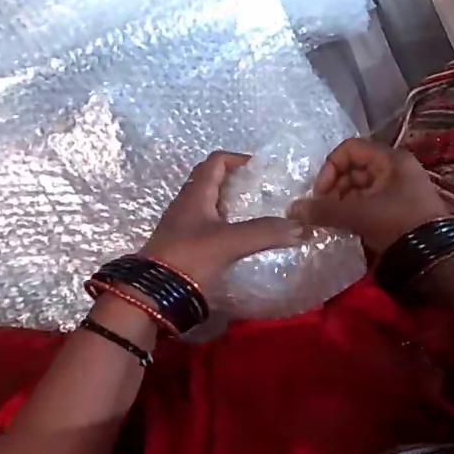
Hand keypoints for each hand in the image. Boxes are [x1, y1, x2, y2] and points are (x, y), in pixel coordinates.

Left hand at [141, 151, 305, 288]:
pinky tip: (239, 243)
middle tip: (260, 193)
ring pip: (209, 206)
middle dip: (236, 183)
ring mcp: (182, 227)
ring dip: (230, 207)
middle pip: (211, 182)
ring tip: (255, 218)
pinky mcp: (182, 247)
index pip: (216, 161)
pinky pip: (206, 228)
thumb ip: (264, 232)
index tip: (260, 169)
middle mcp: (186, 205)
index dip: (238, 159)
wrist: (153, 293)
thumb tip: (300, 227)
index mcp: (195, 194)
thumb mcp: (229, 242)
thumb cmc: (188, 257)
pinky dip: (224, 228)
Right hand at [286, 138, 450, 251]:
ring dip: (341, 203)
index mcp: (390, 160)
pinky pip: (367, 204)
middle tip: (322, 211)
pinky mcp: (396, 210)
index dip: (331, 167)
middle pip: (353, 169)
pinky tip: (342, 227)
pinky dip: (352, 212)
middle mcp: (394, 170)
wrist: (434, 256)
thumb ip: (325, 210)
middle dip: (334, 188)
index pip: (350, 149)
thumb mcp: (360, 214)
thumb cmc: (398, 223)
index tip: (321, 193)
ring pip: (359, 189)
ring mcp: (396, 190)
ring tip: (330, 222)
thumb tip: (292, 210)